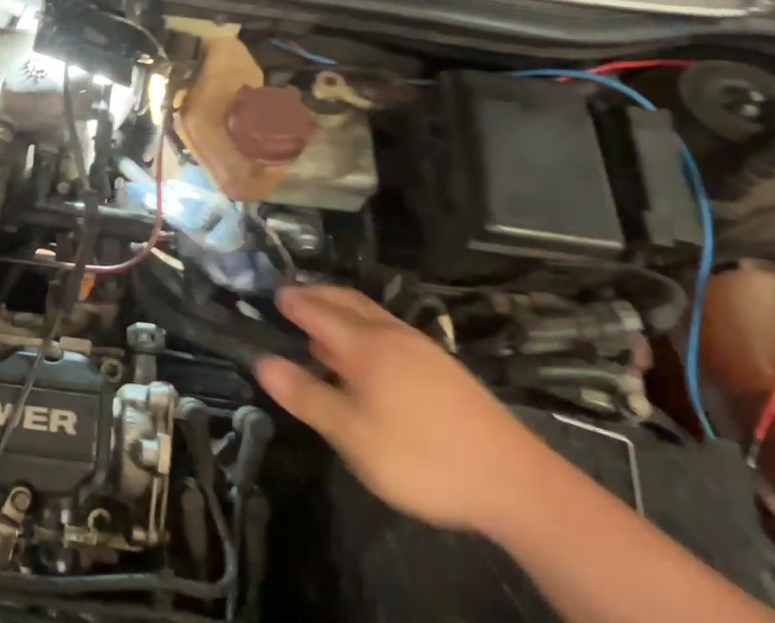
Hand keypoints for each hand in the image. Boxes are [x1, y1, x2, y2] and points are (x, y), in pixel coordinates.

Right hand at [254, 285, 550, 531]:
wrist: (511, 480)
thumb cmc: (420, 458)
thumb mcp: (352, 435)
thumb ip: (307, 396)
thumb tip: (263, 361)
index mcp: (367, 346)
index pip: (319, 312)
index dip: (294, 303)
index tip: (271, 295)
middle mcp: (394, 335)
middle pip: (348, 302)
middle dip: (317, 295)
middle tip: (290, 297)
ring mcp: (422, 349)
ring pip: (371, 315)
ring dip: (340, 311)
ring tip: (318, 322)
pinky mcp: (441, 368)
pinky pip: (388, 331)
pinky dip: (362, 328)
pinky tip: (362, 355)